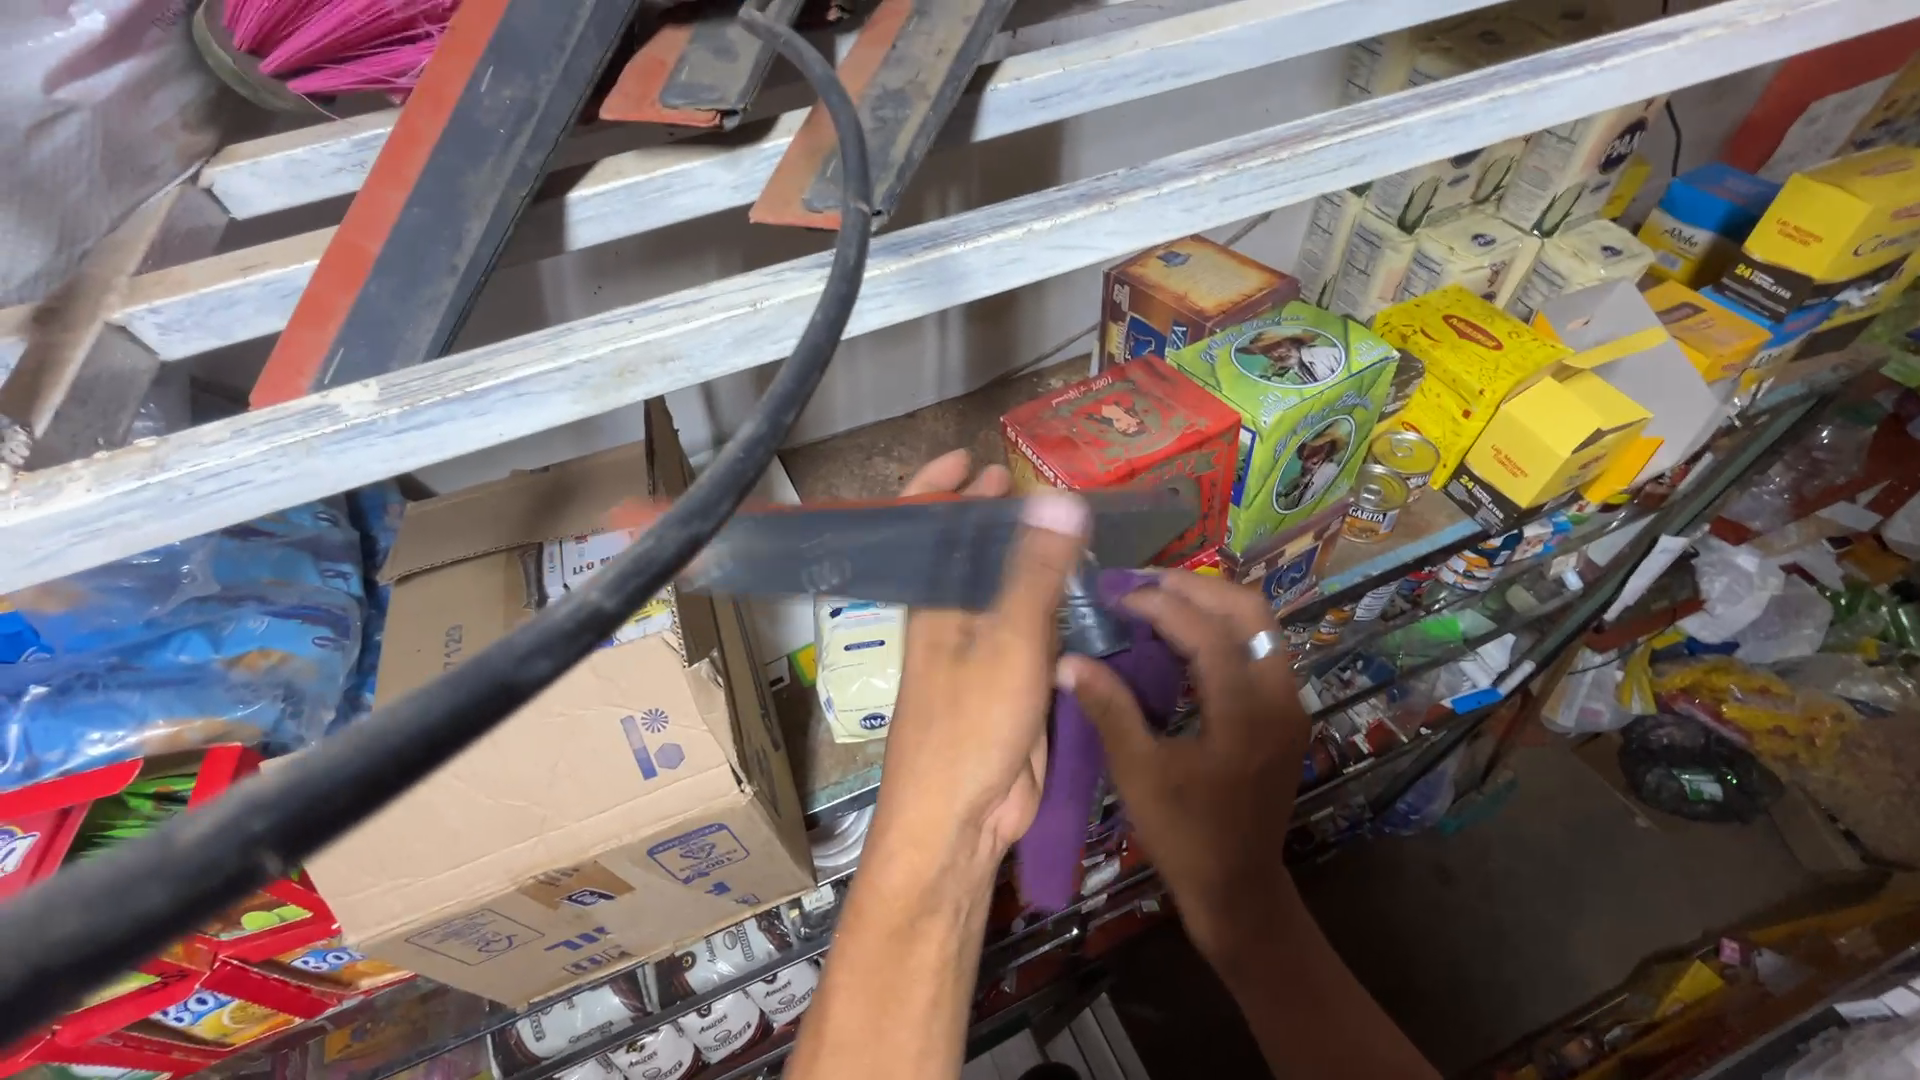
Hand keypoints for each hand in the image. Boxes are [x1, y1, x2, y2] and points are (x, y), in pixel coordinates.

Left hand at [867, 450, 1089, 879]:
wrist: (961, 814)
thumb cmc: (969, 721)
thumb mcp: (1007, 638)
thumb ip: (1034, 570)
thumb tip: (1058, 498)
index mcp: (934, 598)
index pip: (926, 525)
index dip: (940, 486)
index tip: (973, 458)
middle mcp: (953, 615)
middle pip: (972, 552)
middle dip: (997, 518)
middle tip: (1038, 488)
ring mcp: (983, 648)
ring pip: (1008, 590)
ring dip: (1034, 561)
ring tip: (1075, 528)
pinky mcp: (1013, 680)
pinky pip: (1035, 628)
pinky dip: (1055, 604)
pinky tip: (1086, 591)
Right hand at [1059, 571, 1307, 958]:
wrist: (1237, 887)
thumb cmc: (1185, 835)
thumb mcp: (1138, 773)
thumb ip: (1109, 709)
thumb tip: (1068, 658)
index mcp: (1247, 712)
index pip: (1207, 632)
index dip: (1159, 605)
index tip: (1116, 597)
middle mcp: (1280, 697)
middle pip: (1249, 610)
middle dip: (1194, 587)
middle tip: (1141, 582)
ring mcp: (1288, 705)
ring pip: (1258, 626)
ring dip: (1209, 604)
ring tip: (1156, 599)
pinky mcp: (1283, 714)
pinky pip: (1257, 649)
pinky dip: (1220, 630)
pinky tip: (1180, 638)